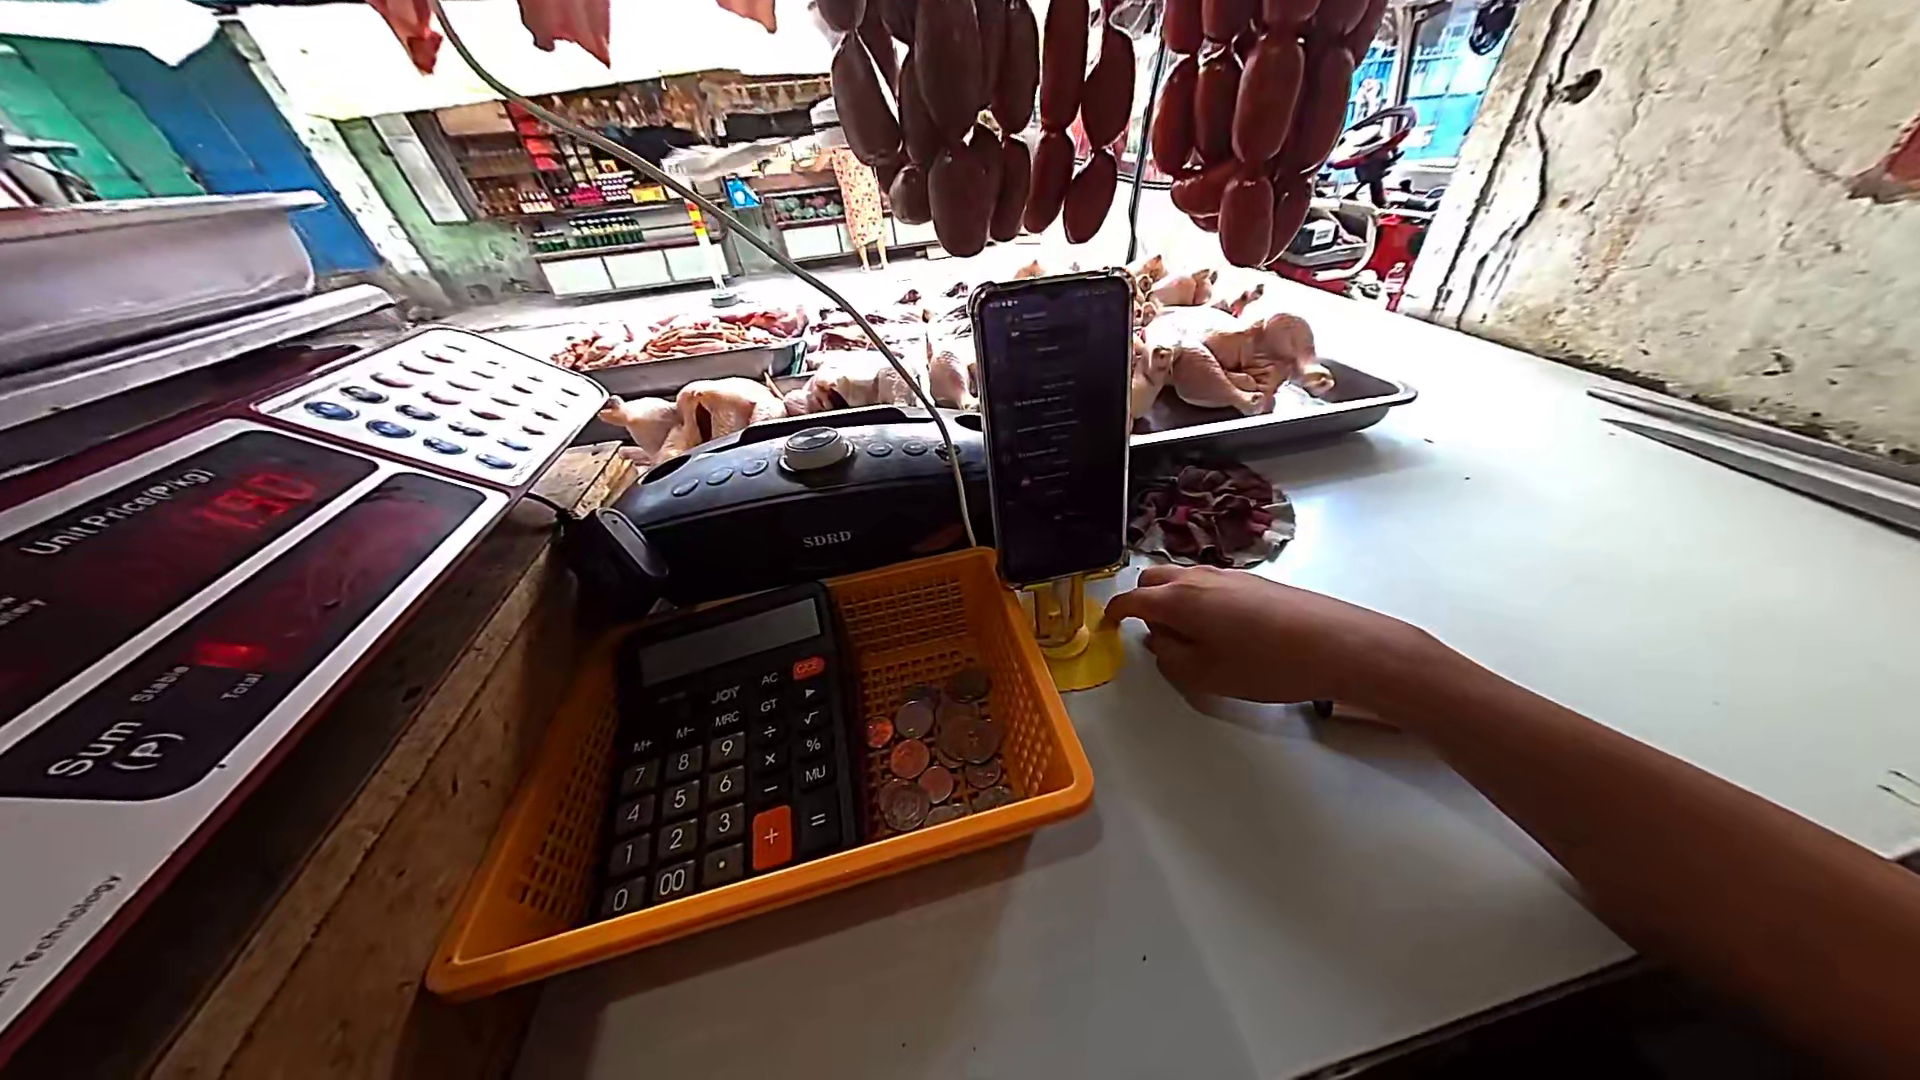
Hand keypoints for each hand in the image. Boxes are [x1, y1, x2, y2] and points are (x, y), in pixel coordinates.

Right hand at [1103, 564, 1444, 708]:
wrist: (1340, 645)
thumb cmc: (1268, 665)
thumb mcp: (1205, 675)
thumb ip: (1169, 656)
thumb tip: (1158, 640)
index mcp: (1179, 599)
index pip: (1131, 599)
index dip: (1113, 612)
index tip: (1108, 624)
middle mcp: (1198, 577)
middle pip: (1152, 578)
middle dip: (1141, 600)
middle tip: (1149, 631)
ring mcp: (1227, 574)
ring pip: (1181, 577)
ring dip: (1170, 598)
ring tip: (1186, 633)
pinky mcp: (1252, 580)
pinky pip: (1206, 582)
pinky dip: (1195, 597)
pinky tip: (1218, 627)